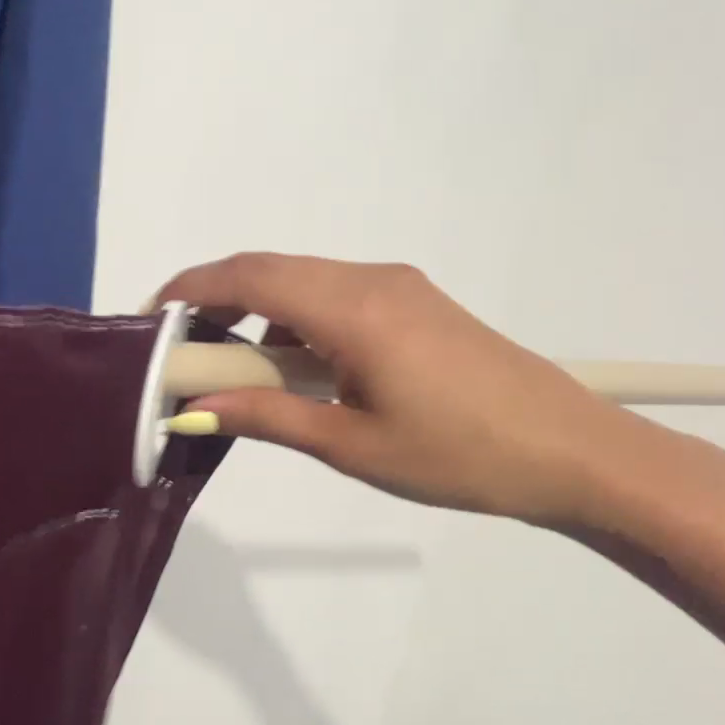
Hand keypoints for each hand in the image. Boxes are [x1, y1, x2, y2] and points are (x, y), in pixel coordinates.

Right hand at [156, 253, 643, 523]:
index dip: (190, 288)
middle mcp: (372, 280)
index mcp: (353, 309)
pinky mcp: (413, 305)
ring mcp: (397, 288)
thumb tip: (191, 409)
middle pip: (269, 269)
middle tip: (180, 354)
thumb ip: (265, 417)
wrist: (573, 453)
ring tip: (231, 372)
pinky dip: (290, 320)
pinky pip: (330, 296)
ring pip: (299, 281)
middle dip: (213, 300)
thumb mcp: (348, 444)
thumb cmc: (458, 455)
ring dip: (253, 312)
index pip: (249, 275)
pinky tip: (290, 369)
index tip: (151, 322)